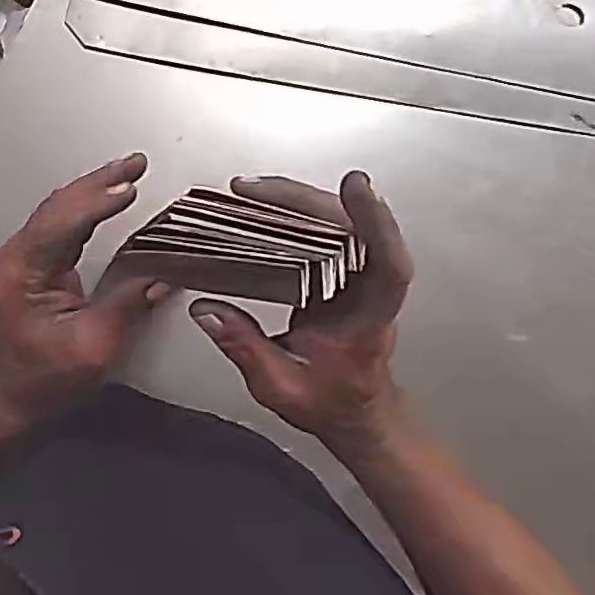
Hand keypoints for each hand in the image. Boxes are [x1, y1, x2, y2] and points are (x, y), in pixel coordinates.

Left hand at [0, 152, 169, 426]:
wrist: (12, 391)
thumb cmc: (42, 376)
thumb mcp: (93, 346)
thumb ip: (127, 304)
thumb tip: (162, 274)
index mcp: (25, 271)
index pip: (62, 223)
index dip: (97, 203)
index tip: (128, 189)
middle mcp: (22, 253)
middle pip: (62, 204)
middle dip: (101, 181)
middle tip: (136, 165)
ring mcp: (29, 252)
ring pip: (64, 205)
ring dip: (97, 185)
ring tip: (130, 169)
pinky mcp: (41, 256)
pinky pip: (67, 217)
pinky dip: (92, 200)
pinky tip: (111, 191)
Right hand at [188, 170, 413, 452]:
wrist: (355, 408)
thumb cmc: (333, 401)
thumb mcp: (282, 387)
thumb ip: (246, 349)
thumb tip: (206, 311)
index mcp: (369, 317)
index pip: (388, 264)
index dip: (376, 221)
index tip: (357, 186)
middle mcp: (368, 285)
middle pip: (349, 225)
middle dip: (302, 199)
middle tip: (253, 189)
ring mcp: (354, 270)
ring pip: (335, 217)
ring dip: (294, 197)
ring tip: (249, 189)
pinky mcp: (336, 262)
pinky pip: (320, 224)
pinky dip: (292, 208)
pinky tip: (262, 201)